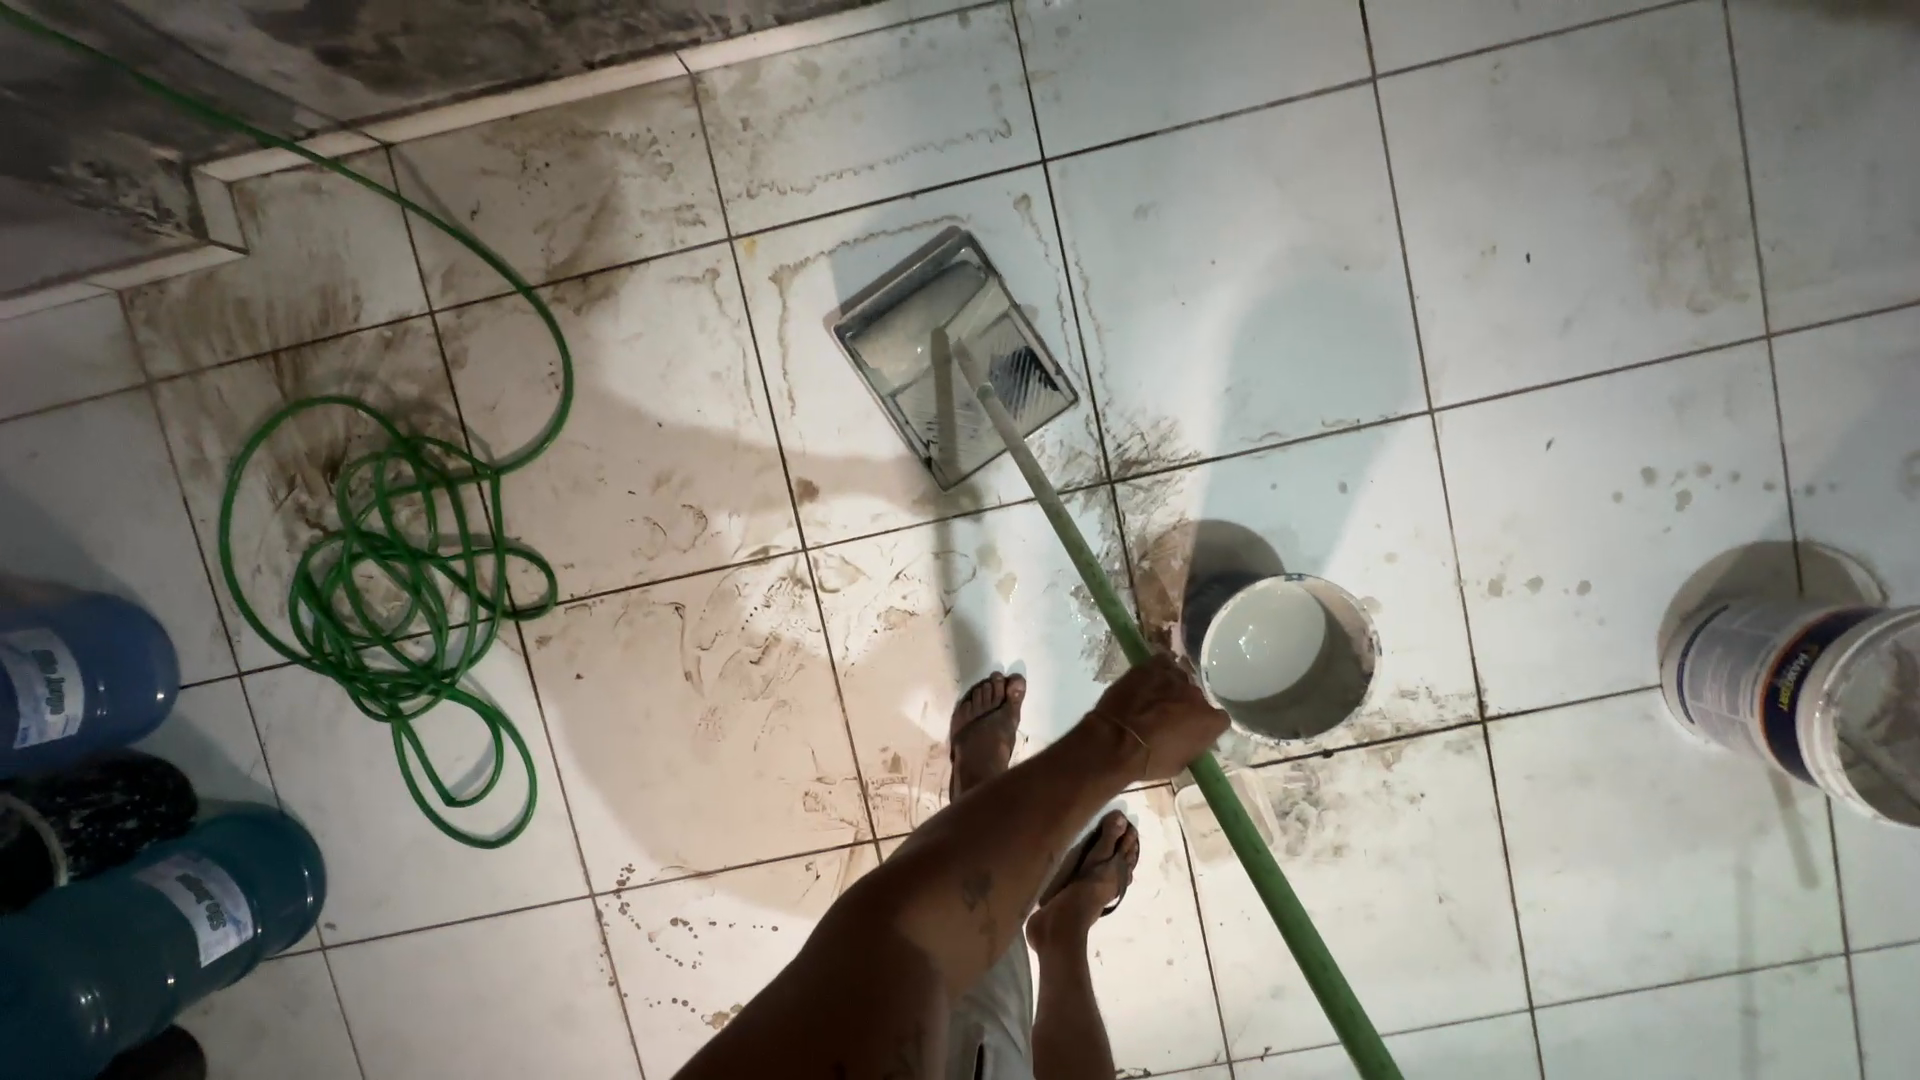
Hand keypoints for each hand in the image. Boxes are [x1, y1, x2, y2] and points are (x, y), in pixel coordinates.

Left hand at [1085, 653, 1229, 780]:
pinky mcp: (1151, 667)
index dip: (1204, 725)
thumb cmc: (1149, 761)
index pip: (1218, 719)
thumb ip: (1192, 744)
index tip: (1192, 731)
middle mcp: (1197, 695)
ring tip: (1155, 697)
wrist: (1115, 742)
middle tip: (1169, 716)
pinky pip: (1162, 662)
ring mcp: (1174, 678)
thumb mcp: (1180, 763)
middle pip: (1197, 698)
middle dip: (1186, 706)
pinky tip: (1149, 679)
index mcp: (1210, 721)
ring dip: (1171, 688)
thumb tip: (1189, 737)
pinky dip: (1158, 670)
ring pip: (1179, 679)